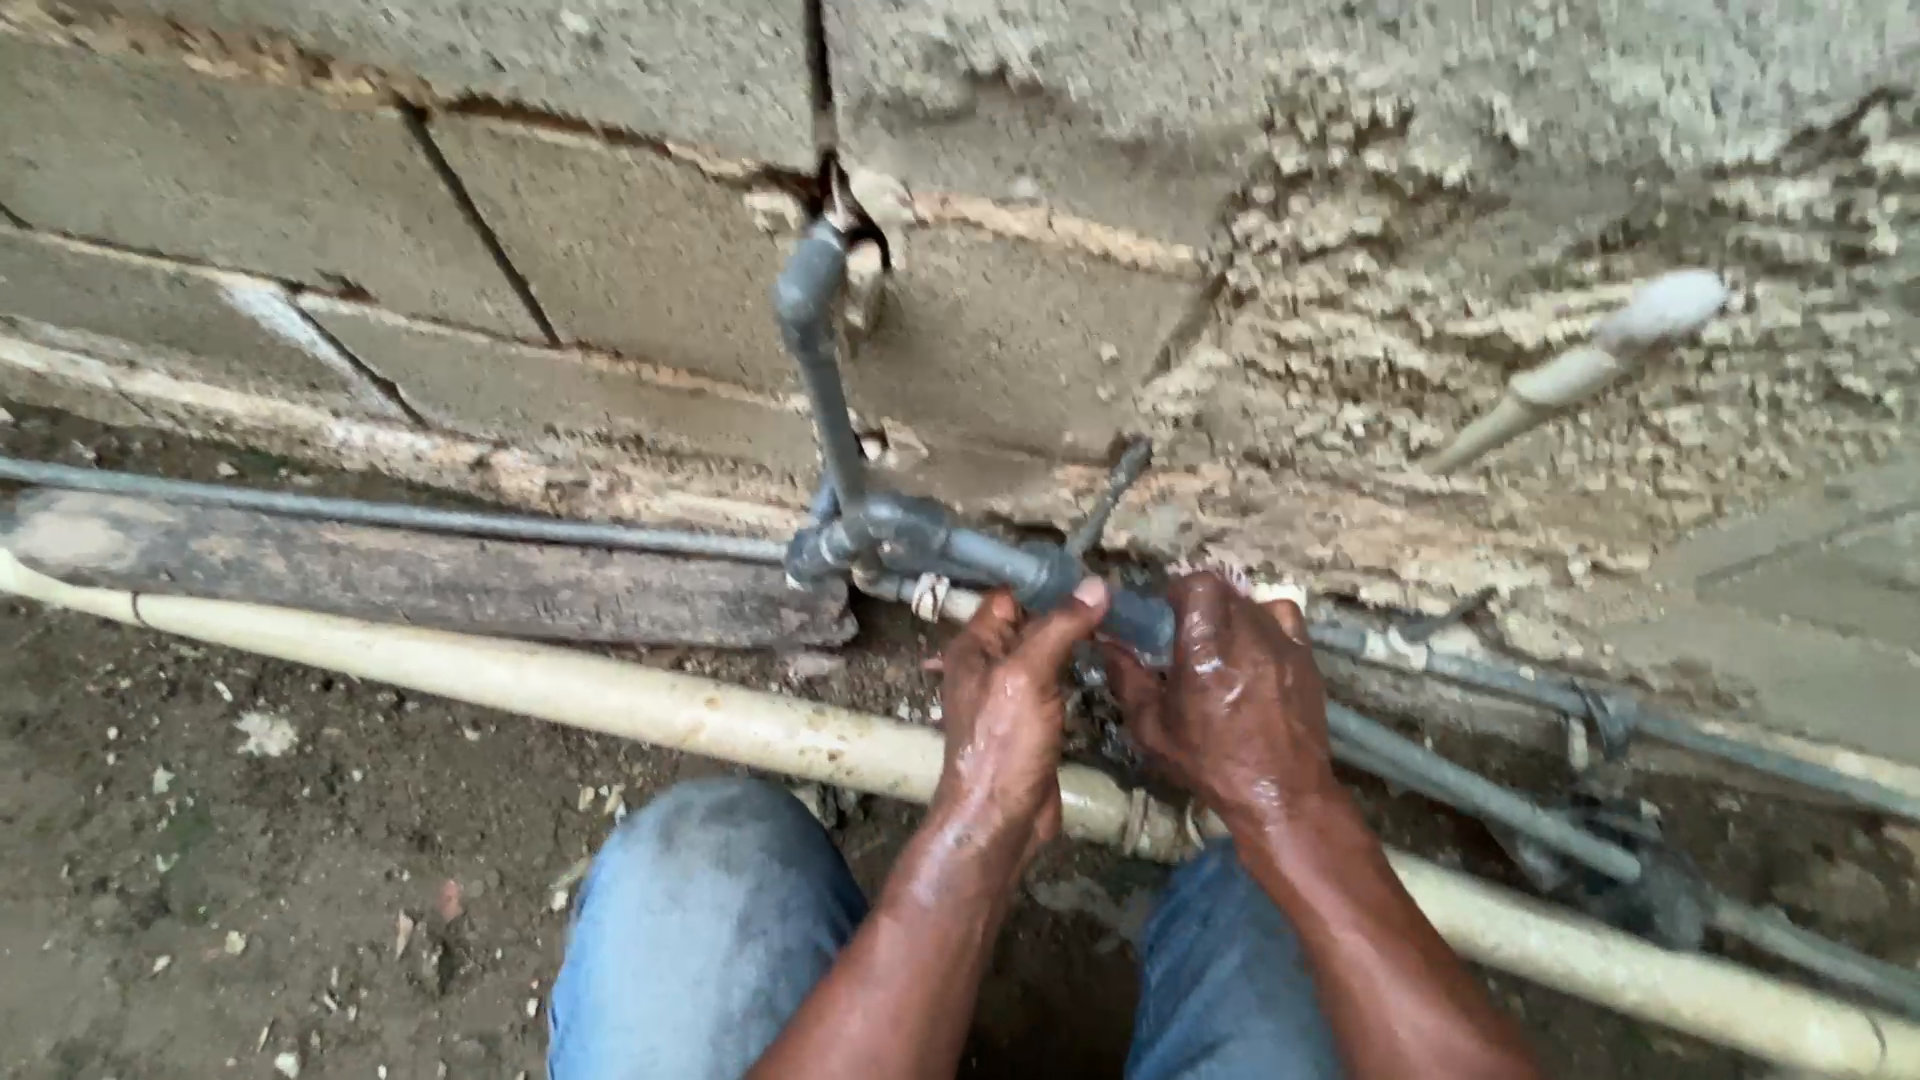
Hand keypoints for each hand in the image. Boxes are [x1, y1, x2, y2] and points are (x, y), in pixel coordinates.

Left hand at [932, 579, 1110, 876]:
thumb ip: (1060, 627)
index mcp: (974, 646)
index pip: (1009, 596)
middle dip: (1068, 607)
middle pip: (1031, 621)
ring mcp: (1012, 692)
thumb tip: (1096, 584)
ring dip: (1078, 637)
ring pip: (1047, 651)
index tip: (1092, 570)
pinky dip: (1080, 667)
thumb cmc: (1004, 742)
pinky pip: (1058, 680)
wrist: (1001, 819)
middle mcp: (989, 663)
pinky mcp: (1034, 718)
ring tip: (1122, 617)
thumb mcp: (1028, 675)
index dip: (1046, 581)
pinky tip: (1110, 658)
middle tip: (1118, 593)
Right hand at [1102, 572, 1339, 833]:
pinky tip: (1252, 642)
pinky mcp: (1304, 656)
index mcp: (1205, 653)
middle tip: (1185, 626)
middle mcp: (1246, 639)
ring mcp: (1281, 645)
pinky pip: (1282, 616)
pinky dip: (1263, 618)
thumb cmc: (1210, 764)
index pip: (1200, 584)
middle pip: (1223, 589)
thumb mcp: (1152, 727)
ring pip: (1250, 601)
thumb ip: (1128, 679)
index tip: (1166, 608)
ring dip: (1227, 611)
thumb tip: (1108, 645)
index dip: (1179, 588)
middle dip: (1199, 600)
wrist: (1282, 795)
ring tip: (1218, 639)